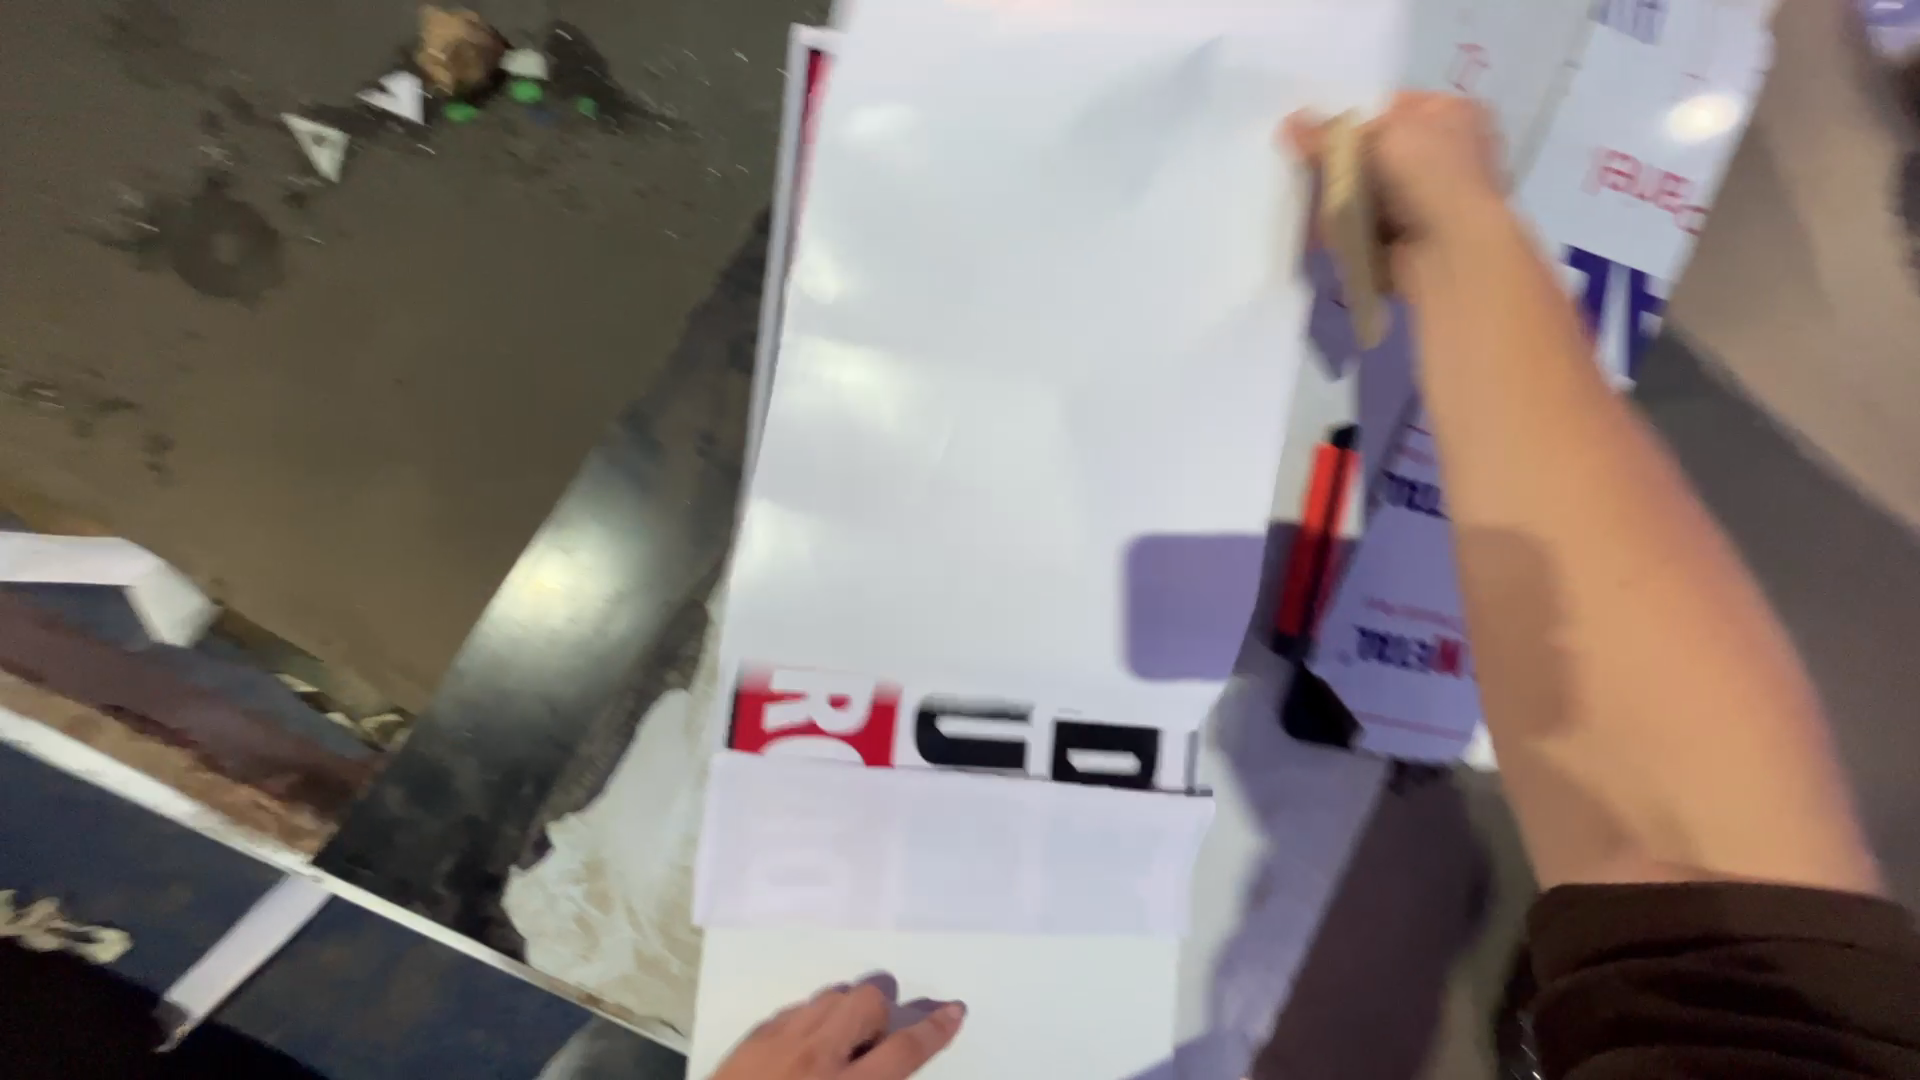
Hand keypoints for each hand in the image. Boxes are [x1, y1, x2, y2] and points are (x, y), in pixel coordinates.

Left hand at [710, 983, 965, 1079]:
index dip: (933, 1030)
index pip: (902, 1051)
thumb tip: (885, 1063)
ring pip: (832, 995)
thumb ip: (871, 1079)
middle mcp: (815, 1057)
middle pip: (867, 1001)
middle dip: (882, 1011)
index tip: (953, 1010)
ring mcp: (780, 1040)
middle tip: (879, 1037)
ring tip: (843, 1040)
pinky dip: (811, 1020)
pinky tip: (804, 1047)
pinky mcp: (753, 1037)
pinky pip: (797, 1009)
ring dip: (846, 1010)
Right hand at [1283, 92, 1506, 274]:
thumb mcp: (1379, 138)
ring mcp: (1425, 198)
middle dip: (1337, 168)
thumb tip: (1287, 124)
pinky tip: (1327, 233)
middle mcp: (1443, 152)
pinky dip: (1344, 230)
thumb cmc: (1428, 178)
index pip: (1385, 109)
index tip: (1312, 139)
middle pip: (1370, 154)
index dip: (1346, 122)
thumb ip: (1329, 133)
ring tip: (1314, 209)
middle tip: (1307, 176)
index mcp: (1450, 113)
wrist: (1450, 251)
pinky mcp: (1406, 237)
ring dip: (1337, 202)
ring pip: (1363, 193)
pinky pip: (1363, 226)